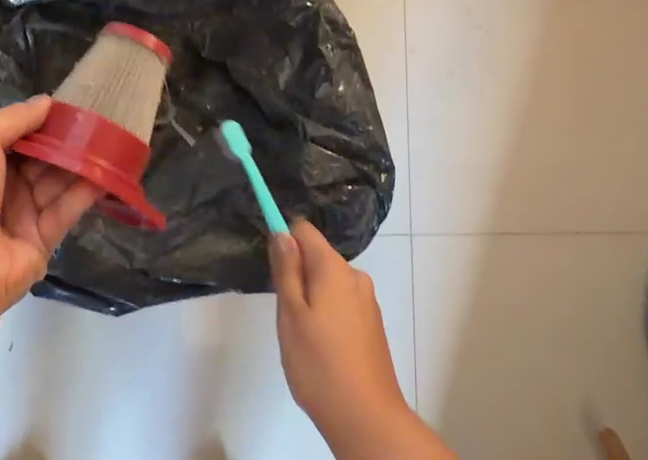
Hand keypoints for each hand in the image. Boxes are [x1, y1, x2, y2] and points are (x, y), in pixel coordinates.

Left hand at [0, 96, 100, 316]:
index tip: (68, 108)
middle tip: (96, 123)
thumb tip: (46, 102)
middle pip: (39, 161)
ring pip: (56, 183)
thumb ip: (13, 118)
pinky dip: (85, 192)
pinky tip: (107, 171)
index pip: (14, 139)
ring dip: (79, 163)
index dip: (39, 124)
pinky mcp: (41, 241)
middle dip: (64, 143)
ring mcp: (20, 217)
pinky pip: (66, 210)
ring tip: (109, 141)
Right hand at [269, 221, 409, 430]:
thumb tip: (282, 233)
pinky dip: (328, 317)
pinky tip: (323, 351)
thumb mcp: (291, 315)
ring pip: (329, 284)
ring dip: (312, 300)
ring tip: (305, 341)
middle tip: (288, 318)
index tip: (274, 273)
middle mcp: (355, 276)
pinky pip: (342, 305)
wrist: (366, 416)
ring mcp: (367, 301)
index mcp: (334, 269)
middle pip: (317, 258)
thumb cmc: (319, 364)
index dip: (285, 242)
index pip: (305, 231)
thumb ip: (286, 271)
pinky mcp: (372, 324)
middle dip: (297, 278)